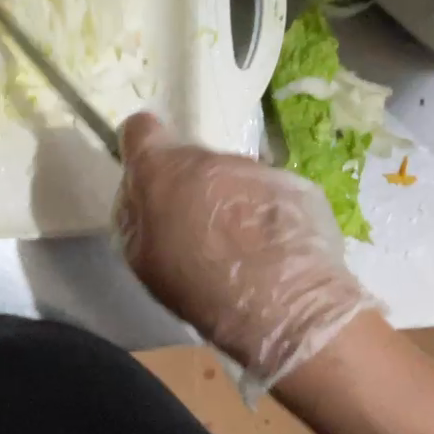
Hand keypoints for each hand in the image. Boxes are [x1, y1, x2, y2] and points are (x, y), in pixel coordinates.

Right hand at [115, 113, 377, 386]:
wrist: (280, 304)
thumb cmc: (196, 286)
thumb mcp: (141, 258)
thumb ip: (136, 216)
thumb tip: (139, 196)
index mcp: (161, 171)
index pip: (140, 129)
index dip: (140, 146)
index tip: (145, 172)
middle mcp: (209, 157)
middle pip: (191, 161)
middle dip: (189, 187)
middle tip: (197, 232)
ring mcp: (256, 167)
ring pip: (233, 178)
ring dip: (230, 202)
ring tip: (239, 247)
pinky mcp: (296, 184)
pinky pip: (269, 194)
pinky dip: (266, 215)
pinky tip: (271, 251)